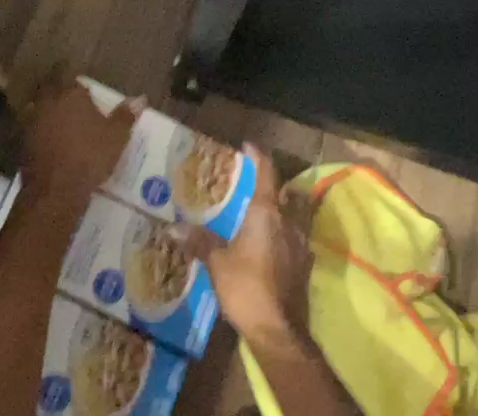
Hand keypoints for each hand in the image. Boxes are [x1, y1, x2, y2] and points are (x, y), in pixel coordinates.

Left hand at [20, 79, 137, 207]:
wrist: (56, 190)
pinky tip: (50, 142)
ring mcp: (32, 122)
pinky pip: (33, 130)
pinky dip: (41, 132)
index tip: (79, 83)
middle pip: (48, 89)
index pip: (65, 72)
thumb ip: (125, 115)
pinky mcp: (23, 143)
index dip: (70, 76)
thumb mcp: (116, 137)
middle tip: (69, 99)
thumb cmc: (90, 156)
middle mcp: (47, 102)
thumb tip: (141, 98)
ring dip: (47, 112)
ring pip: (38, 108)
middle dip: (57, 92)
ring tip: (61, 120)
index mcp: (70, 94)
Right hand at [179, 144, 312, 344]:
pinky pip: (299, 238)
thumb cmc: (246, 287)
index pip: (267, 173)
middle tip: (259, 185)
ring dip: (288, 209)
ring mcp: (302, 244)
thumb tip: (172, 228)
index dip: (258, 157)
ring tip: (267, 213)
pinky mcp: (305, 266)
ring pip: (299, 216)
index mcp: (267, 213)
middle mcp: (289, 222)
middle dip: (279, 186)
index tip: (248, 146)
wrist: (278, 330)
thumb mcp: (217, 263)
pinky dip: (288, 233)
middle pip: (291, 193)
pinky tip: (274, 244)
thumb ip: (200, 242)